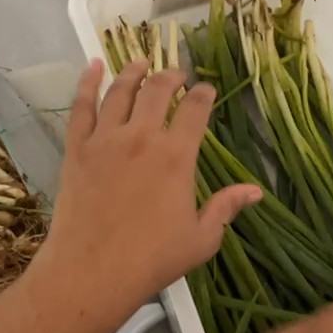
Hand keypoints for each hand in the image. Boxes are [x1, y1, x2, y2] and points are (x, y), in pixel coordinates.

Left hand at [39, 59, 261, 313]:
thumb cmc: (152, 259)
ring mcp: (105, 140)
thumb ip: (225, 208)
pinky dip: (87, 83)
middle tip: (178, 73)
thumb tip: (254, 190)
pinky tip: (92, 67)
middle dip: (172, 76)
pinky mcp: (77, 149)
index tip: (206, 89)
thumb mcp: (201, 239)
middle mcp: (142, 137)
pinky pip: (81, 107)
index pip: (195, 111)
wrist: (92, 271)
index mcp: (177, 156)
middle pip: (158, 91)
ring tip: (142, 62)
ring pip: (120, 92)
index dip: (203, 95)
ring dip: (134, 72)